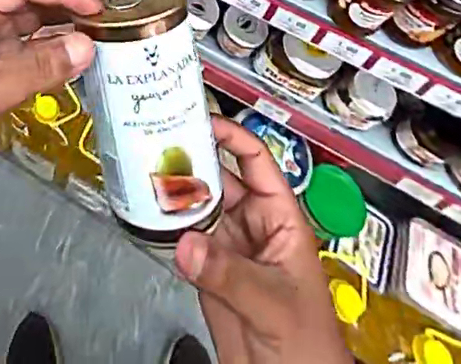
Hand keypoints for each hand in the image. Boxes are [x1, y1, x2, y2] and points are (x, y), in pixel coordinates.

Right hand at [175, 117, 350, 363]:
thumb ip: (229, 273)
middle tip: (162, 141)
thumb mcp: (274, 303)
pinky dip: (166, 222)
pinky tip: (151, 212)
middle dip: (192, 157)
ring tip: (150, 171)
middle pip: (218, 176)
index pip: (255, 159)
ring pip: (197, 203)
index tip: (201, 120)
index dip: (230, 135)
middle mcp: (251, 224)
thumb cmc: (310, 348)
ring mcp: (228, 245)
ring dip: (175, 189)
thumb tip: (188, 244)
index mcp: (280, 218)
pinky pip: (183, 234)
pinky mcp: (208, 267)